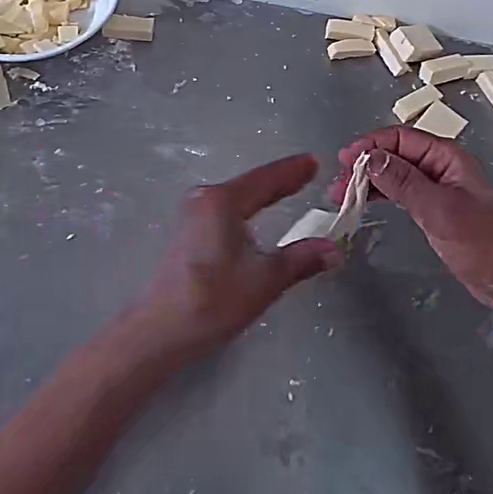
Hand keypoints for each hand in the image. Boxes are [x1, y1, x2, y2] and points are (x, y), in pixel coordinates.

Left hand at [128, 153, 341, 360]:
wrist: (158, 332)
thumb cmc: (213, 300)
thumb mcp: (265, 280)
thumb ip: (301, 259)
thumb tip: (334, 249)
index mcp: (224, 201)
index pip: (266, 179)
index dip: (292, 171)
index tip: (313, 161)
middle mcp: (205, 200)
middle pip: (251, 185)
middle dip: (280, 180)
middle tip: (306, 172)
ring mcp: (192, 215)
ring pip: (237, 197)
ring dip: (262, 194)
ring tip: (287, 189)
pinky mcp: (186, 234)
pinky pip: (226, 210)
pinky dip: (247, 207)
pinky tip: (256, 214)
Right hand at [335, 127, 492, 309]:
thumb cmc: (485, 242)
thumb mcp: (440, 209)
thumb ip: (404, 182)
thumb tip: (370, 157)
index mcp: (448, 158)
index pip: (402, 138)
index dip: (372, 144)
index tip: (345, 159)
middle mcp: (442, 168)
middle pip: (397, 155)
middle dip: (366, 164)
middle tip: (338, 183)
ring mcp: (439, 191)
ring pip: (397, 175)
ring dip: (370, 182)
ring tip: (342, 195)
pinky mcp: (436, 213)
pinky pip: (403, 195)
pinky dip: (383, 197)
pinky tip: (365, 204)